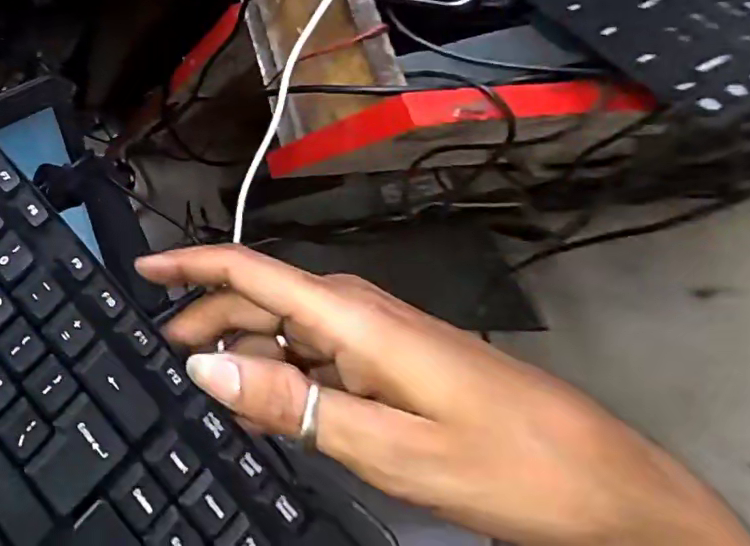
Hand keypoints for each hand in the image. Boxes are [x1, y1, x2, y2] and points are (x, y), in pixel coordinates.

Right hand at [136, 246, 749, 545]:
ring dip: (238, 343)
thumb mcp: (389, 449)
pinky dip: (277, 367)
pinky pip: (313, 349)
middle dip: (204, 316)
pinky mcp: (388, 354)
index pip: (249, 270)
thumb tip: (207, 366)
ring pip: (283, 323)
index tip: (141, 271)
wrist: (609, 485)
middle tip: (159, 356)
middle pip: (259, 296)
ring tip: (200, 380)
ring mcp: (373, 330)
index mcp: (349, 316)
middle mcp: (353, 308)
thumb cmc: (504, 465)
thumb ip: (292, 404)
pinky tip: (263, 398)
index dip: (189, 265)